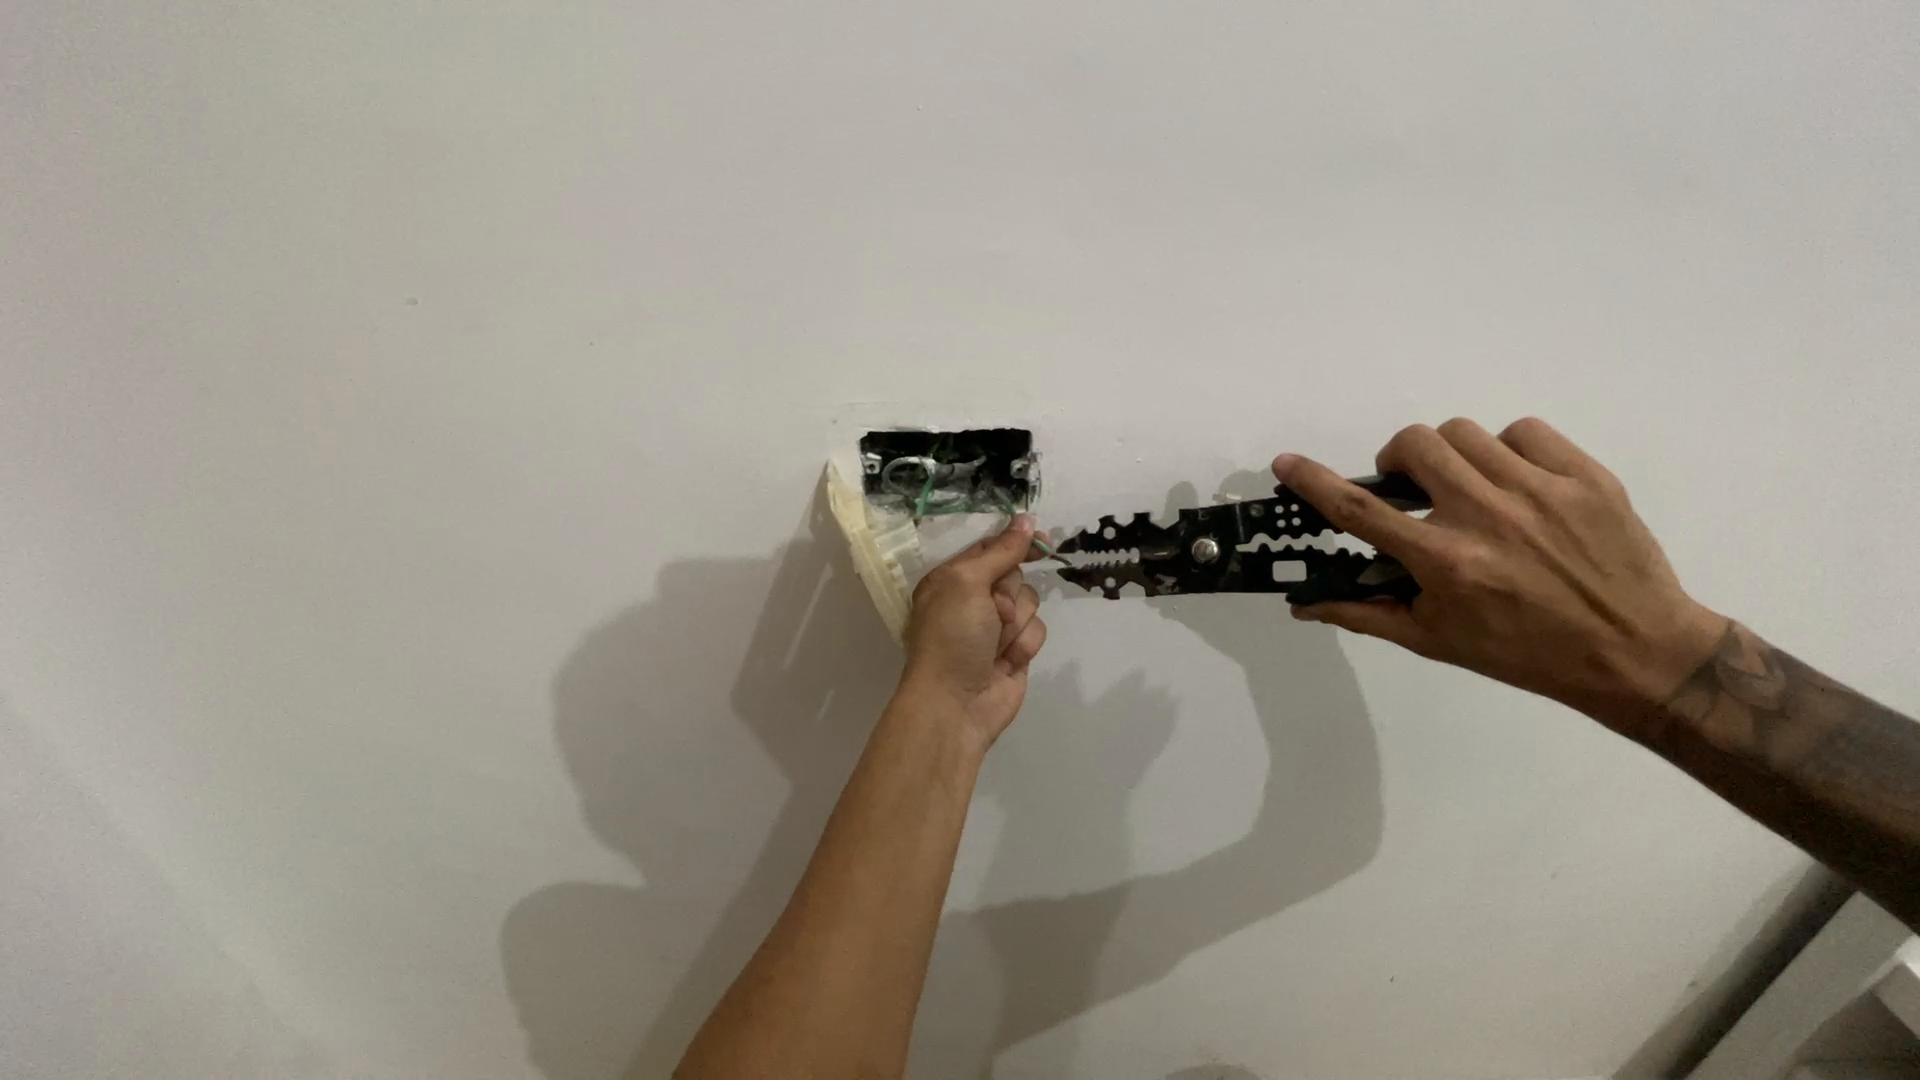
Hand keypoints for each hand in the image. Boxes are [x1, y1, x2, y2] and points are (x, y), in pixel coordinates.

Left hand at [896, 515, 1049, 749]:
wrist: (956, 703)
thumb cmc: (952, 636)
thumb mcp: (967, 582)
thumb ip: (1001, 550)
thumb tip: (1026, 518)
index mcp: (952, 579)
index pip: (991, 548)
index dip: (1016, 543)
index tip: (1042, 540)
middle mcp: (973, 600)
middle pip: (1015, 575)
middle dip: (1009, 593)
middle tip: (993, 612)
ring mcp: (996, 627)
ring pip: (1031, 603)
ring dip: (1017, 623)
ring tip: (995, 644)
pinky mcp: (1015, 651)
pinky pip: (1037, 632)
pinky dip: (1023, 645)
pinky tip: (1005, 661)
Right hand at [1275, 418, 1728, 717]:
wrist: (1637, 652)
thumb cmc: (1521, 652)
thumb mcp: (1433, 640)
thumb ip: (1362, 614)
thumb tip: (1302, 603)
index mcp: (1444, 561)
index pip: (1359, 509)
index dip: (1313, 481)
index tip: (1287, 462)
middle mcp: (1485, 516)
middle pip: (1414, 445)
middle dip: (1396, 459)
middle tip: (1409, 487)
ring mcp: (1540, 490)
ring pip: (1464, 432)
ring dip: (1447, 455)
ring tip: (1464, 486)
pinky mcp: (1586, 476)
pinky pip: (1524, 431)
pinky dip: (1505, 449)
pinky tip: (1513, 481)